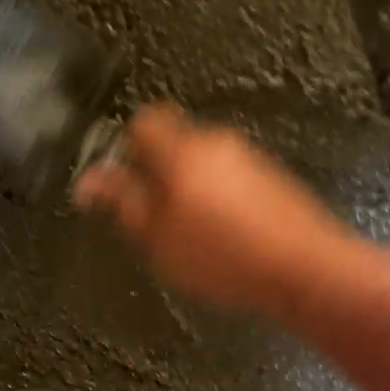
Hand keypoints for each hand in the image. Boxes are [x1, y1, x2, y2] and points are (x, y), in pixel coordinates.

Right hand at [74, 105, 354, 307]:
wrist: (301, 269)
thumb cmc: (222, 256)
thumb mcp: (155, 237)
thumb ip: (121, 202)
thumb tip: (88, 179)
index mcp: (182, 150)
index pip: (142, 121)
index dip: (123, 147)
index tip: (118, 182)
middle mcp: (216, 142)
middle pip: (172, 142)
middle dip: (153, 175)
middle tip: (145, 220)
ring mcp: (247, 158)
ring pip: (199, 163)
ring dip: (183, 190)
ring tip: (182, 237)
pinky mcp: (268, 178)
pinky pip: (225, 179)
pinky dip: (212, 201)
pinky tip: (216, 240)